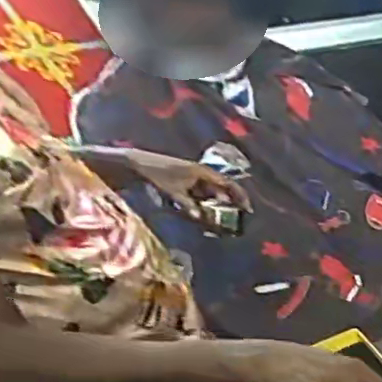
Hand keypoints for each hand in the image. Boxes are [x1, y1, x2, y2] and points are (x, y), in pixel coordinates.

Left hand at [82, 146, 250, 221]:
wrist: (133, 163)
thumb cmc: (155, 174)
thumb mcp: (173, 192)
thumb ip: (189, 206)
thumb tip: (201, 218)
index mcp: (201, 172)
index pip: (228, 183)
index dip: (240, 196)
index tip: (248, 210)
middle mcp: (199, 173)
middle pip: (222, 188)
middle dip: (230, 202)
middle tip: (235, 217)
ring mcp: (191, 176)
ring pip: (211, 192)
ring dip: (216, 204)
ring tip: (218, 218)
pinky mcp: (183, 180)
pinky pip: (200, 193)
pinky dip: (204, 202)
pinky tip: (201, 212)